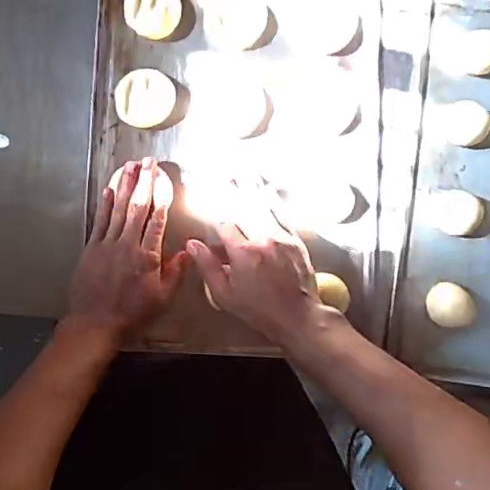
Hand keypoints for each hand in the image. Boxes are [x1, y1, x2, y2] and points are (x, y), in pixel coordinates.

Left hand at [65, 158, 188, 339]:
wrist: (94, 324)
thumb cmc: (133, 313)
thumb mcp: (163, 298)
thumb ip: (176, 273)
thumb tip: (187, 251)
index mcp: (147, 256)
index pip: (157, 218)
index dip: (161, 195)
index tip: (164, 177)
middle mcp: (127, 244)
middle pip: (137, 206)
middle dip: (144, 181)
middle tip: (149, 161)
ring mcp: (107, 244)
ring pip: (118, 208)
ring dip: (125, 185)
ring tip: (130, 165)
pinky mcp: (92, 248)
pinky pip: (100, 220)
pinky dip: (105, 203)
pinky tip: (109, 188)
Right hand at [184, 180, 335, 349]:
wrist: (296, 315)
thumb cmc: (259, 309)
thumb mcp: (225, 294)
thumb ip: (208, 267)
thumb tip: (193, 245)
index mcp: (242, 252)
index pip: (224, 222)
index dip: (214, 210)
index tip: (205, 198)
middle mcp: (262, 239)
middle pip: (243, 207)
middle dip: (231, 191)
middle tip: (223, 177)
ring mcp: (281, 237)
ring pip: (263, 206)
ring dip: (251, 189)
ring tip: (242, 174)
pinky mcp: (295, 240)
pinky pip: (282, 213)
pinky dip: (273, 200)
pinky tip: (267, 189)